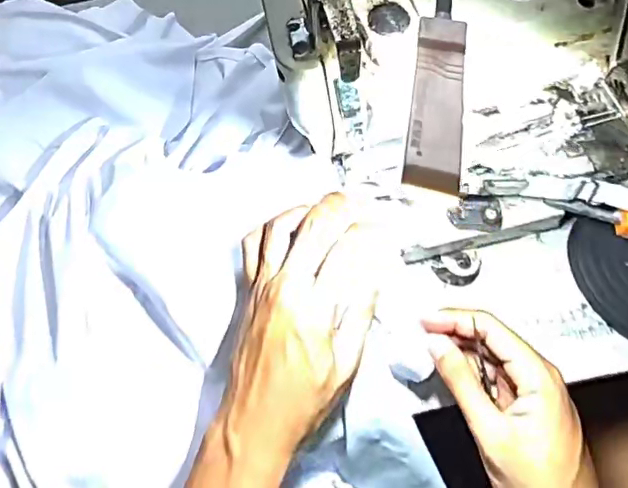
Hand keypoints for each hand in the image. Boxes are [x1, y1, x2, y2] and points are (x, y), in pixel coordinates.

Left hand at [187, 193, 379, 487]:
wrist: (253, 422)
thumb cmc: (296, 403)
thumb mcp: (343, 366)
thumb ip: (359, 317)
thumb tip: (372, 281)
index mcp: (313, 310)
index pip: (345, 252)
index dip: (367, 237)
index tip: (379, 235)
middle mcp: (285, 289)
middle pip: (314, 227)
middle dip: (341, 208)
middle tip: (357, 204)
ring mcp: (263, 285)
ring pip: (280, 227)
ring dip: (306, 208)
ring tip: (324, 206)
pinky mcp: (249, 289)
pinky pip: (253, 244)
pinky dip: (270, 226)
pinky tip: (286, 224)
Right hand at [424, 309, 595, 487]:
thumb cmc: (545, 486)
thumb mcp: (492, 433)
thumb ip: (462, 383)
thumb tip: (440, 346)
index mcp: (539, 374)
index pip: (490, 326)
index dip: (455, 318)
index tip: (429, 320)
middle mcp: (542, 375)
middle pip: (492, 337)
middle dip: (457, 333)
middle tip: (427, 333)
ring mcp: (537, 390)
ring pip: (494, 357)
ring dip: (464, 353)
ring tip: (437, 353)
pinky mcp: (531, 405)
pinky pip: (499, 377)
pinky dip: (475, 373)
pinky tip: (459, 375)